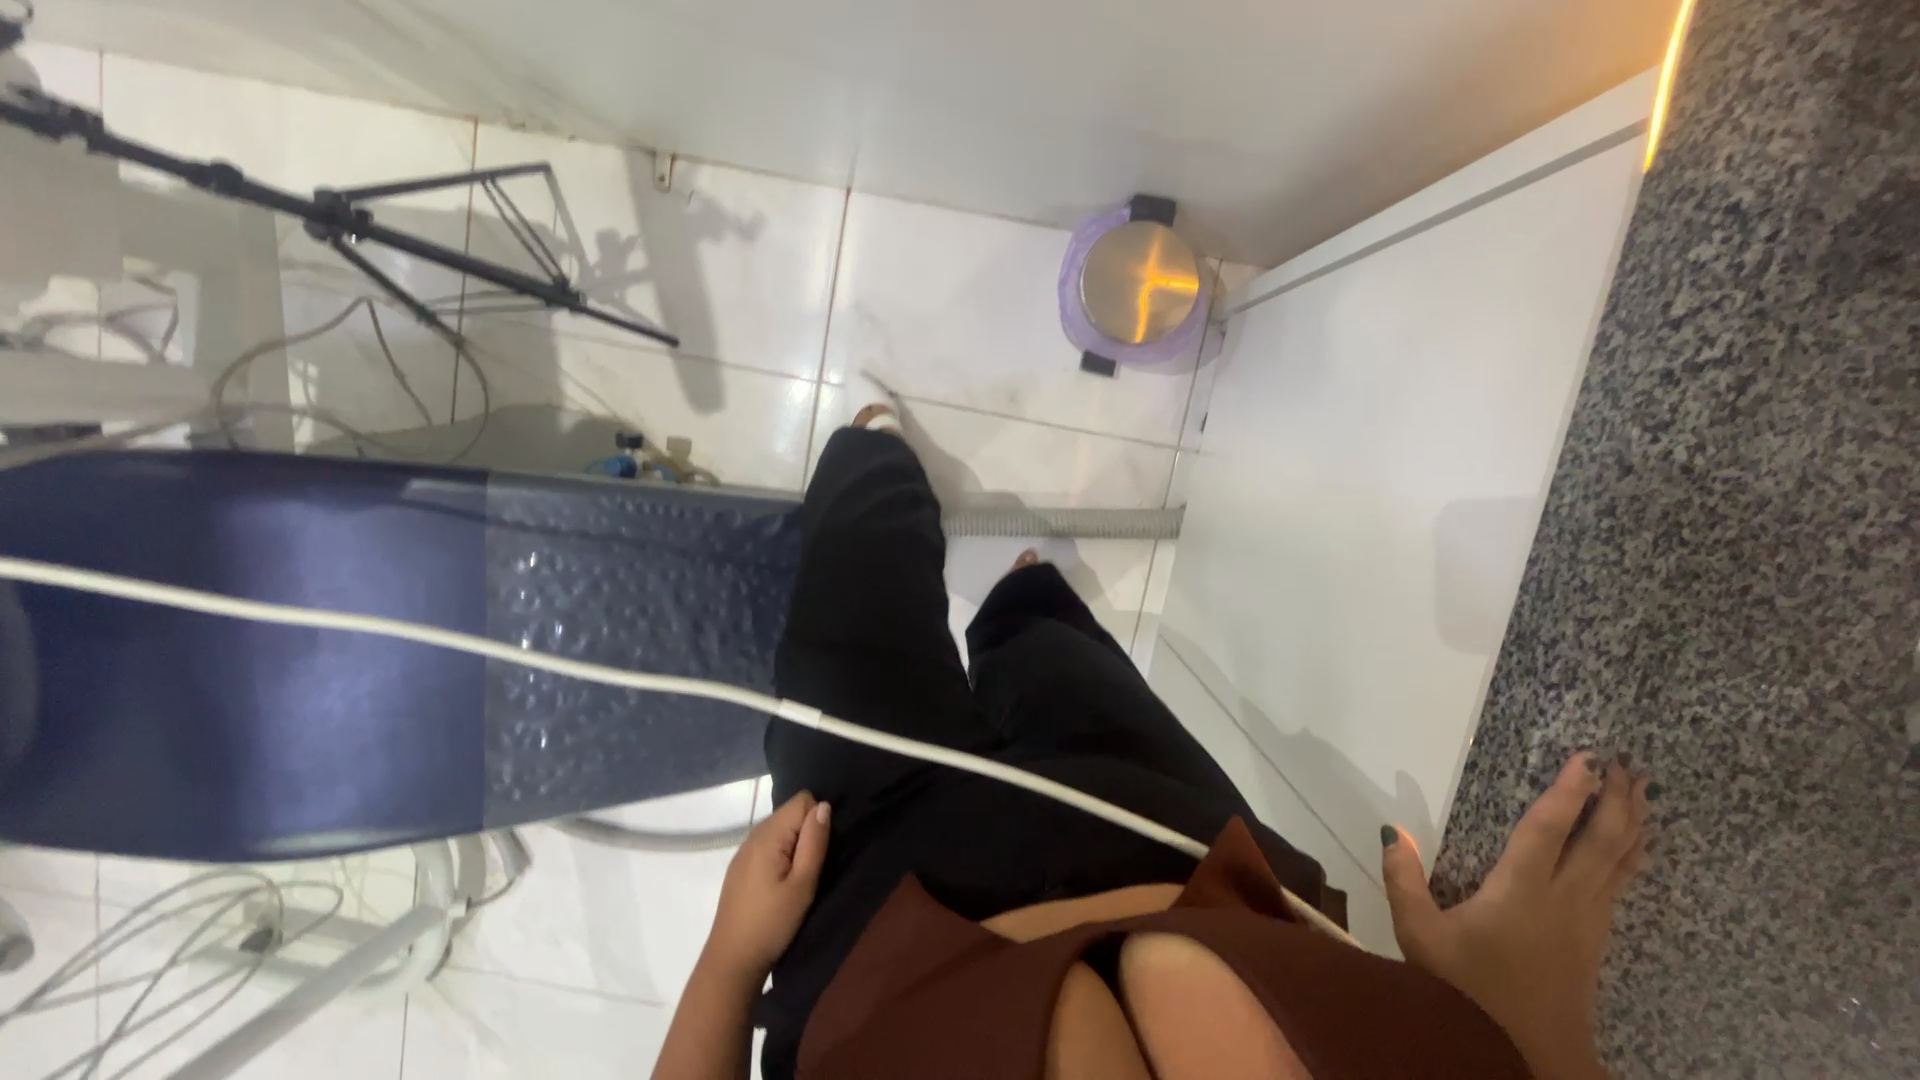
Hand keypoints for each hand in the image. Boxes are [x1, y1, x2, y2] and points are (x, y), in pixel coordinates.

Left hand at [703, 791, 831, 980]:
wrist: (732, 961)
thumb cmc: (772, 923)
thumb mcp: (803, 884)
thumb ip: (814, 842)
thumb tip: (823, 805)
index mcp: (768, 835)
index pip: (802, 800)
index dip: (817, 820)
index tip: (820, 850)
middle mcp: (753, 835)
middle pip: (789, 812)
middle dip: (807, 831)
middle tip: (813, 868)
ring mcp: (743, 851)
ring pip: (779, 828)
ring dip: (794, 844)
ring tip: (799, 878)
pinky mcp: (740, 867)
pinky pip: (767, 844)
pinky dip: (780, 854)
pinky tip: (780, 883)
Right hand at [1381, 753, 1649, 1079]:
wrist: (1530, 1055)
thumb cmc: (1469, 991)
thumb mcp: (1419, 936)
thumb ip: (1403, 881)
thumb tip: (1392, 830)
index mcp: (1522, 890)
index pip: (1549, 829)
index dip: (1569, 791)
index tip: (1589, 757)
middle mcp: (1565, 898)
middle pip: (1601, 840)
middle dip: (1616, 799)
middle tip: (1627, 763)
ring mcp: (1587, 920)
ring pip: (1620, 860)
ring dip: (1632, 822)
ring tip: (1642, 791)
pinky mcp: (1594, 939)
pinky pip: (1620, 882)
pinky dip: (1631, 854)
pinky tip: (1634, 848)